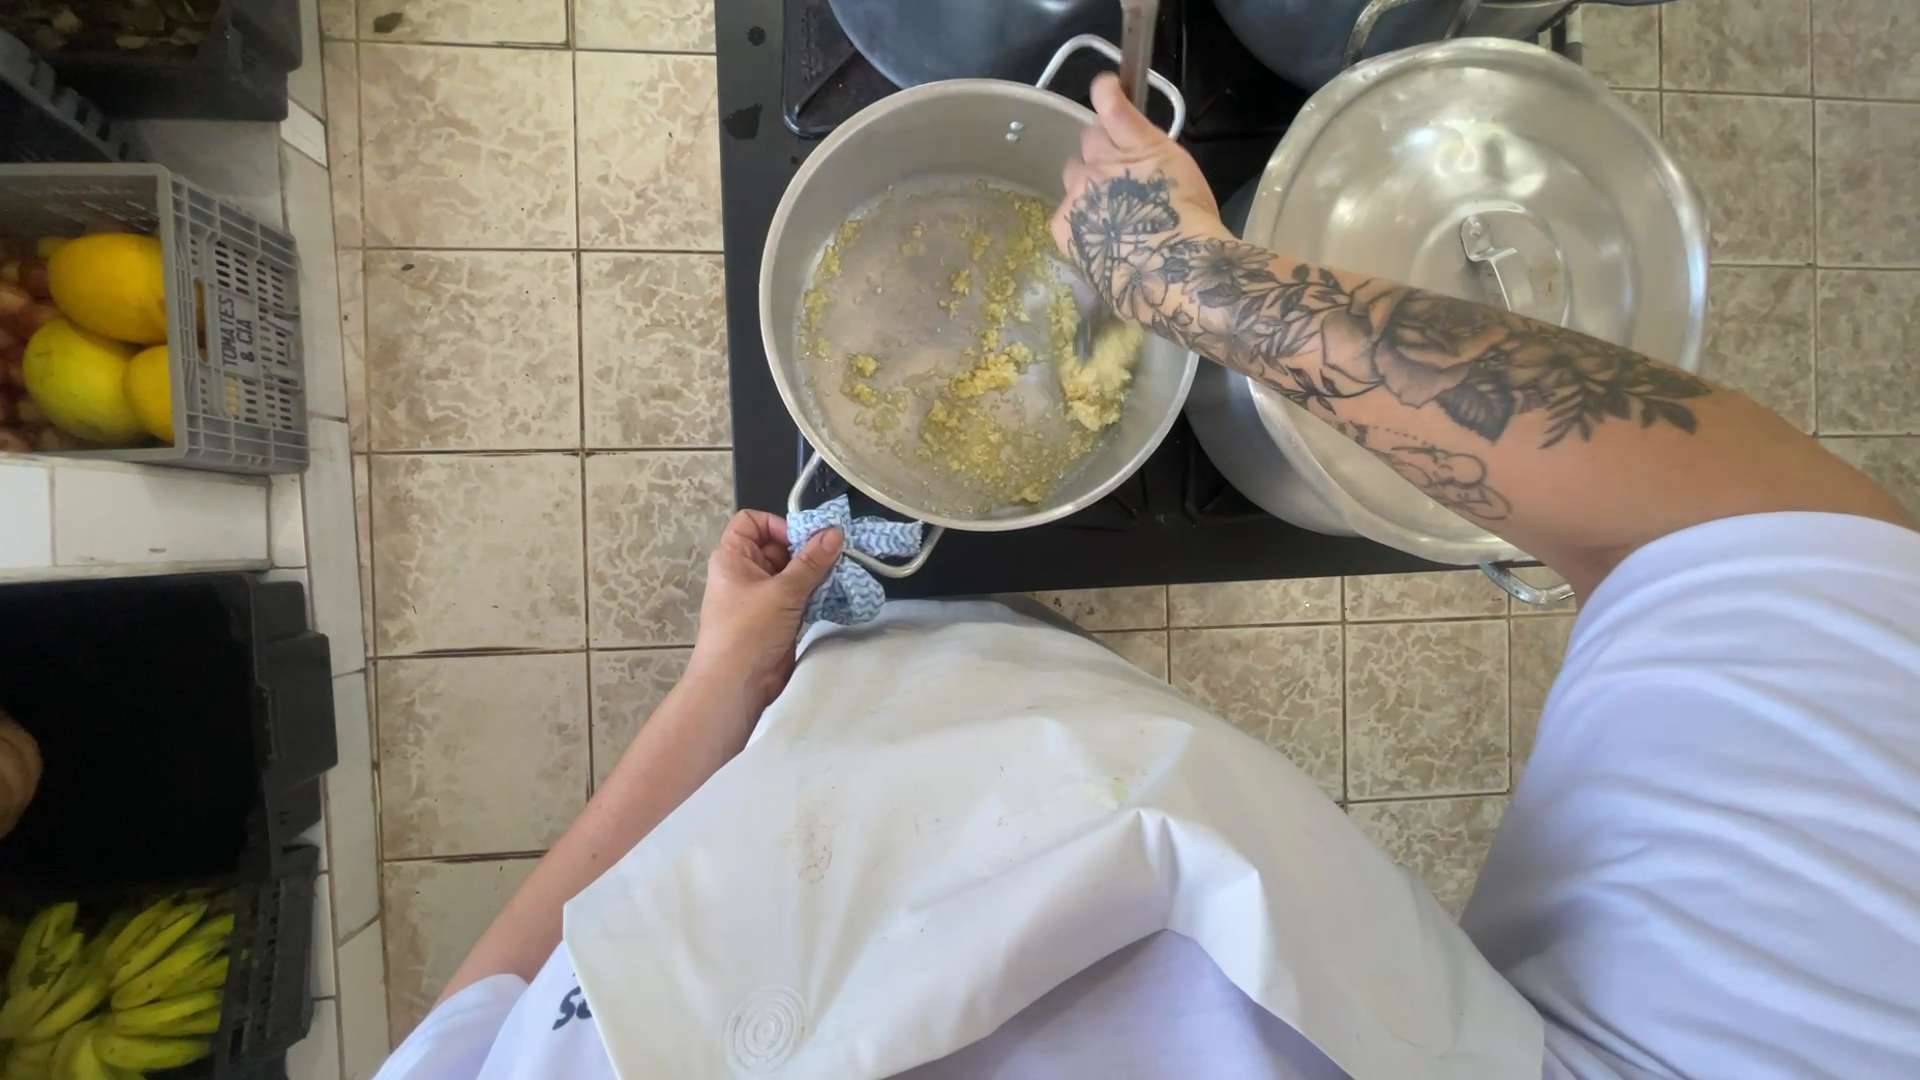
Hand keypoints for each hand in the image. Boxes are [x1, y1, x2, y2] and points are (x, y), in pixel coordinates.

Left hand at [689, 510, 842, 710]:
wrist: (737, 685)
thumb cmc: (748, 631)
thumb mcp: (783, 591)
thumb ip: (812, 561)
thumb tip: (835, 532)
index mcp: (733, 557)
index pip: (752, 522)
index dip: (778, 525)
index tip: (804, 540)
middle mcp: (745, 572)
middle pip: (778, 546)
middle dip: (806, 550)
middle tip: (834, 557)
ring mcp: (762, 596)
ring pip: (792, 572)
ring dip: (815, 573)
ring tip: (839, 576)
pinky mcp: (777, 617)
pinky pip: (799, 594)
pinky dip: (815, 593)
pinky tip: (835, 595)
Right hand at [1052, 72, 1226, 306]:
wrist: (1179, 269)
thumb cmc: (1145, 289)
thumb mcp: (1109, 281)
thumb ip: (1098, 258)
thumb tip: (1104, 260)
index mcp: (1067, 229)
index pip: (1068, 207)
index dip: (1087, 208)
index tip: (1104, 213)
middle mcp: (1078, 191)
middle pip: (1076, 170)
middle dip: (1094, 175)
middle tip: (1119, 184)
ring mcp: (1105, 163)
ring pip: (1092, 138)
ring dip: (1105, 142)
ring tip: (1122, 145)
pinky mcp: (1138, 141)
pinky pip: (1114, 107)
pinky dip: (1110, 94)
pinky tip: (1109, 87)